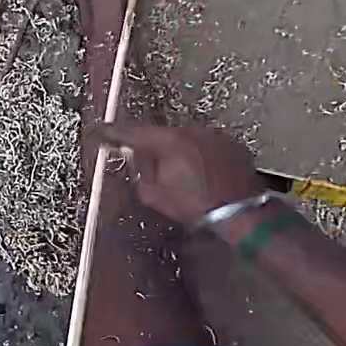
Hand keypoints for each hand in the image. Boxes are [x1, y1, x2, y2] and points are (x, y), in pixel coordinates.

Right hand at [96, 122, 264, 227]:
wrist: (240, 213)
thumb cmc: (200, 206)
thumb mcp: (156, 196)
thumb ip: (140, 175)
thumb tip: (136, 166)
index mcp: (170, 142)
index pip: (134, 132)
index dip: (115, 133)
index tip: (105, 131)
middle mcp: (193, 132)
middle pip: (162, 136)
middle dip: (155, 151)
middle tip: (155, 172)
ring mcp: (214, 136)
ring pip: (186, 140)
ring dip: (180, 154)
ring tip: (185, 180)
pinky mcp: (230, 144)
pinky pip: (206, 146)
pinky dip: (201, 157)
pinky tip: (202, 177)